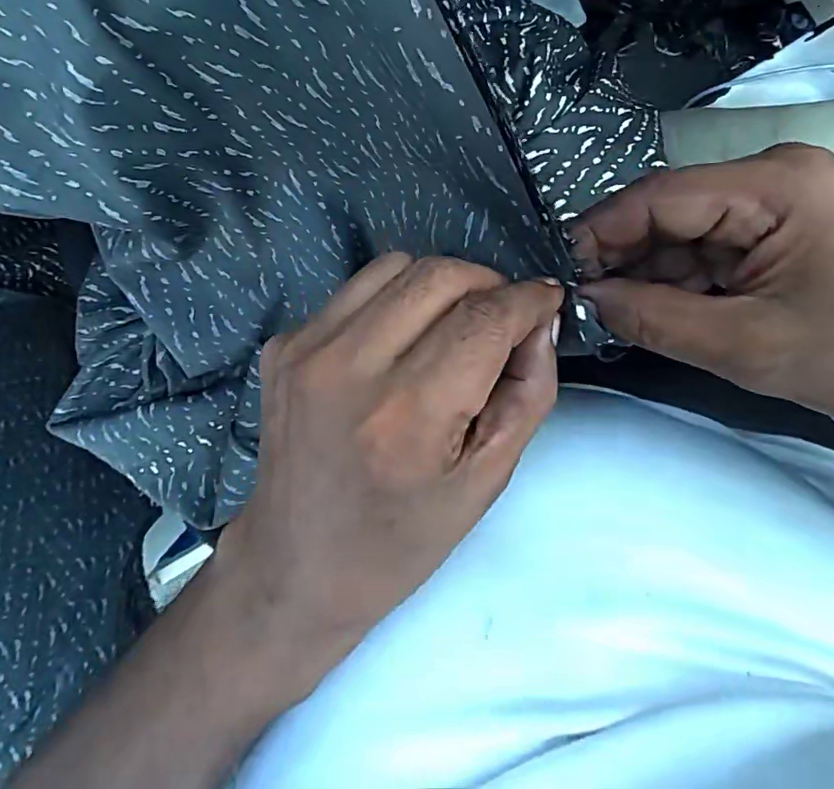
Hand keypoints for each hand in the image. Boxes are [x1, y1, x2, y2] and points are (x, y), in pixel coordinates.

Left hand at [214, 253, 564, 653]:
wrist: (296, 567)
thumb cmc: (405, 537)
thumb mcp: (490, 476)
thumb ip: (531, 390)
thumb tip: (540, 320)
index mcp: (408, 415)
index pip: (486, 318)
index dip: (529, 300)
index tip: (548, 302)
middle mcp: (349, 368)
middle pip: (443, 275)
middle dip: (491, 284)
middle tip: (505, 319)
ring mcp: (306, 349)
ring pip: (401, 265)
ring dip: (447, 284)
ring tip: (458, 327)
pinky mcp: (285, 343)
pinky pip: (362, 286)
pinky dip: (400, 297)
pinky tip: (406, 341)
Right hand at [570, 144, 833, 437]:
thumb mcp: (748, 346)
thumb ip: (656, 318)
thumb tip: (590, 298)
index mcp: (777, 183)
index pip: (663, 194)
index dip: (604, 231)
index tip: (565, 270)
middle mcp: (779, 176)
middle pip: (677, 211)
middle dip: (631, 259)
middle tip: (589, 303)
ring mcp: (787, 202)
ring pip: (694, 234)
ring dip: (660, 275)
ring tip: (624, 316)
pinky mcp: (790, 230)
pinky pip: (721, 249)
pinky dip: (691, 282)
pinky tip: (667, 311)